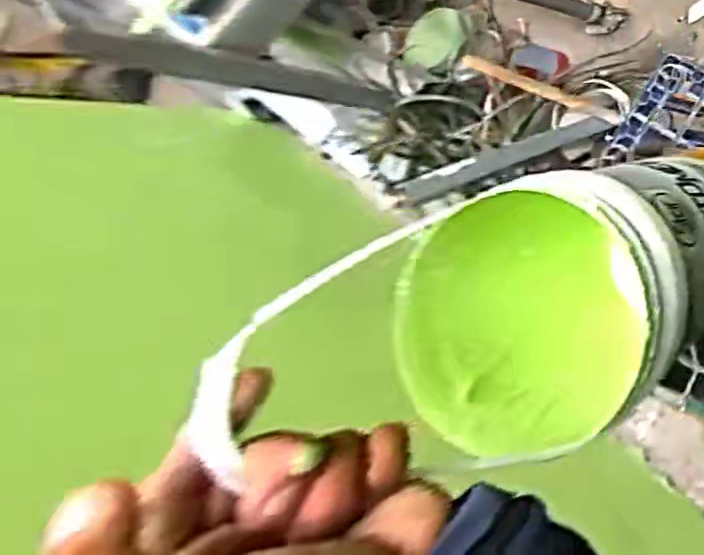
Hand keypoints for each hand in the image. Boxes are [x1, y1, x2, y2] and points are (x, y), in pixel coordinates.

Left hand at [41, 368, 449, 554]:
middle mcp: (260, 526)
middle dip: (282, 458)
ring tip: (331, 517)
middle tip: (287, 489)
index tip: (256, 380)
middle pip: (270, 454)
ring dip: (334, 472)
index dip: (214, 428)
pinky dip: (384, 457)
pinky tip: (374, 486)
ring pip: (332, 443)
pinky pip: (389, 442)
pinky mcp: (392, 489)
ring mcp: (330, 505)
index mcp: (193, 549)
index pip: (191, 478)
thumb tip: (97, 490)